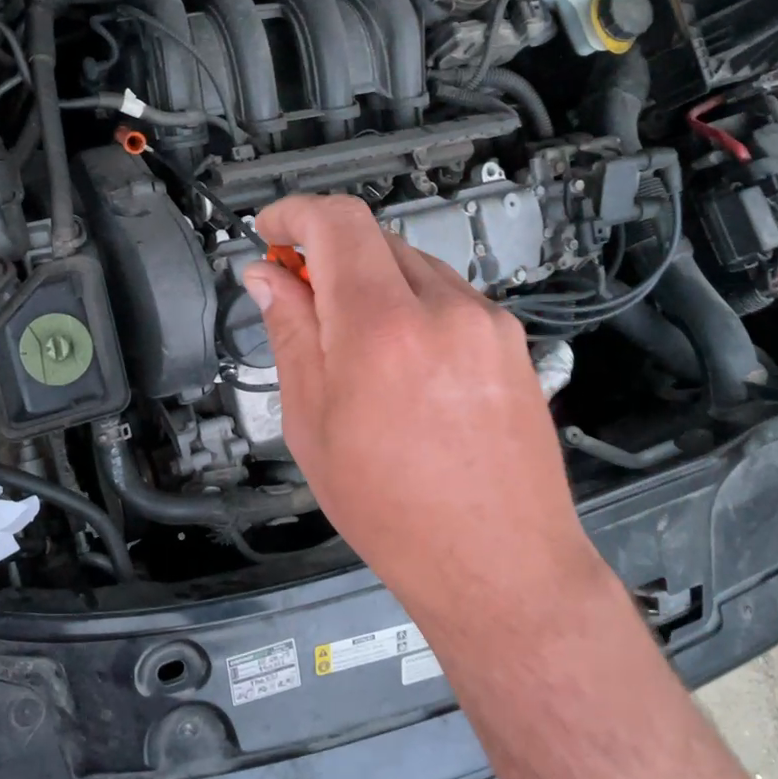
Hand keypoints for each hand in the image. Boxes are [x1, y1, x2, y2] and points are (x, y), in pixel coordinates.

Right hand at [239, 194, 592, 620]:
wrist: (499, 564)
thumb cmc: (400, 512)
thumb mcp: (312, 423)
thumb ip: (289, 334)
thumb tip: (268, 280)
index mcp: (381, 329)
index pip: (335, 222)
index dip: (293, 214)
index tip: (272, 229)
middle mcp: (442, 311)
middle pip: (372, 237)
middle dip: (325, 254)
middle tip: (296, 292)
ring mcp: (485, 323)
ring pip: (411, 265)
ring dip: (369, 282)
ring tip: (349, 343)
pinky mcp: (509, 341)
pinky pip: (447, 297)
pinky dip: (410, 307)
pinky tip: (398, 363)